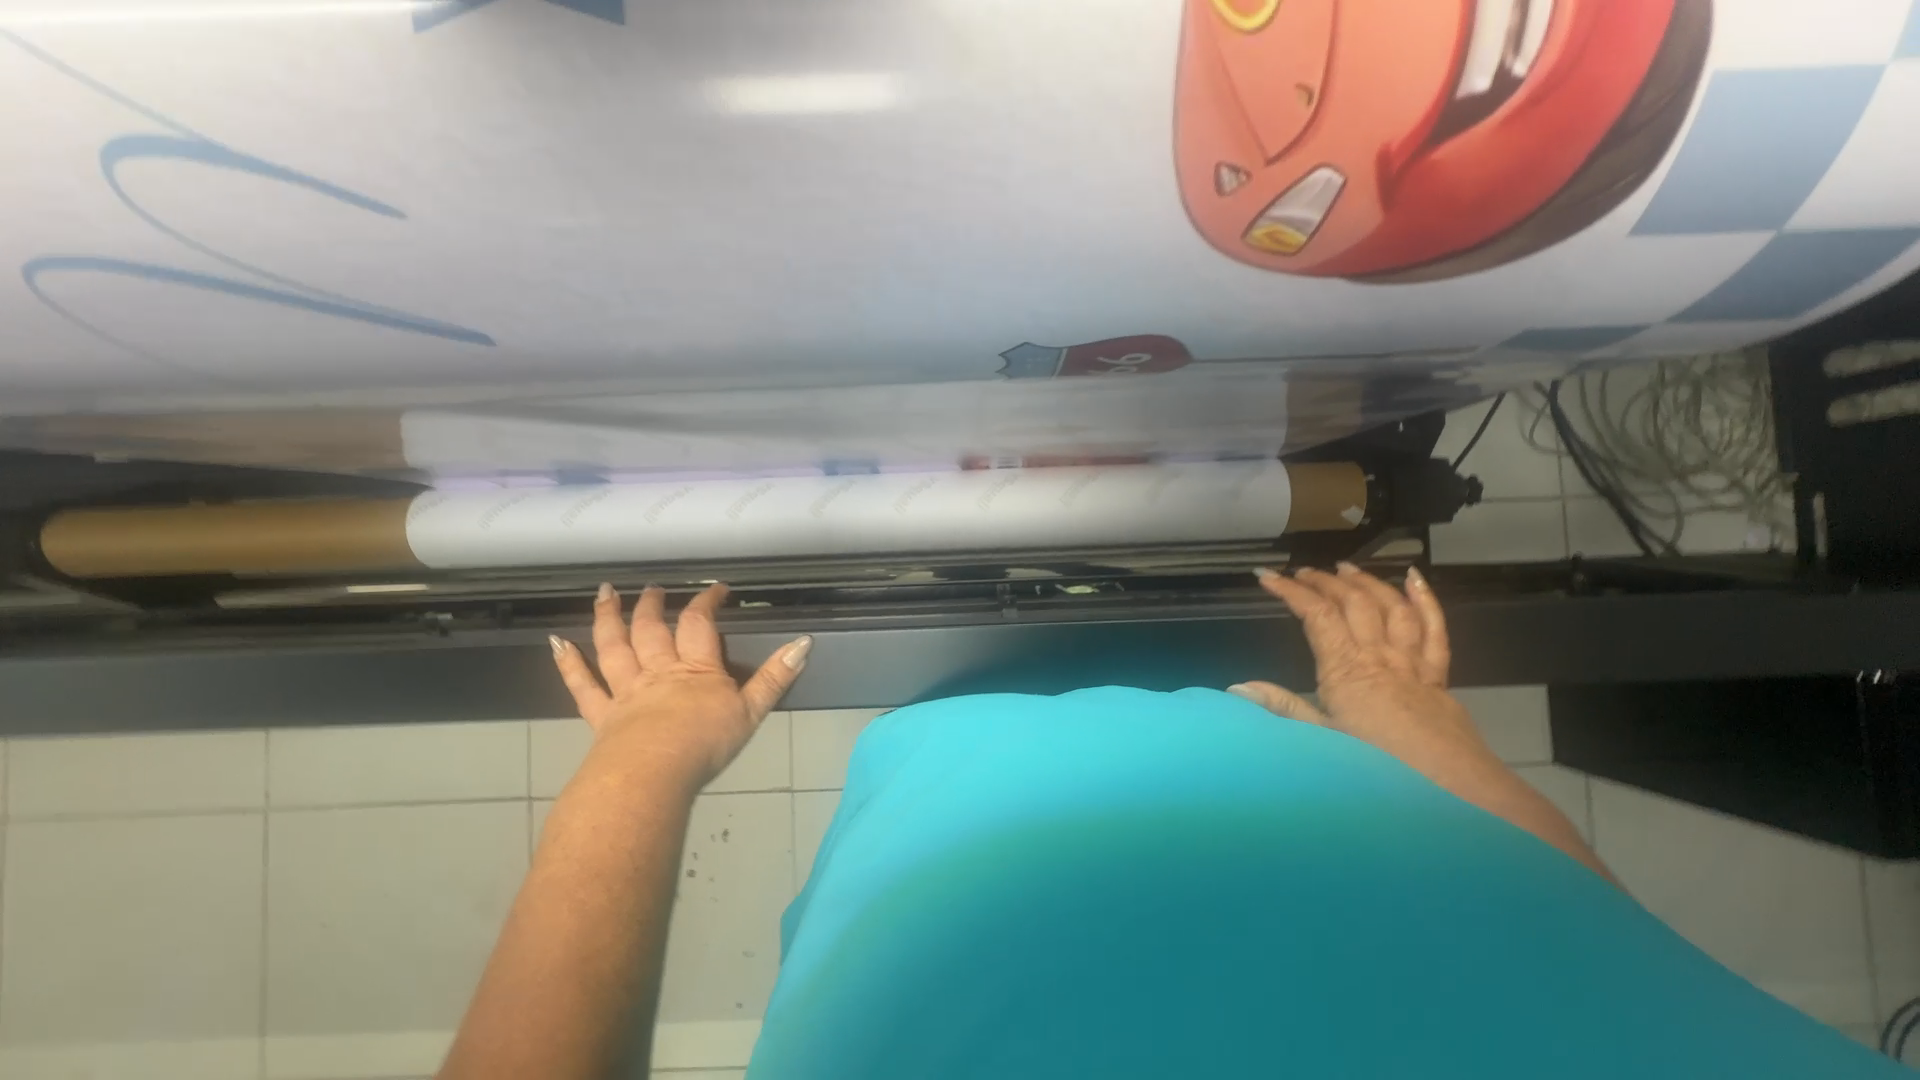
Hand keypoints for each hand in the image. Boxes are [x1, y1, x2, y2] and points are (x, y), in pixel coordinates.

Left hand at [549, 582, 811, 787]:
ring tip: (604, 593)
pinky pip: (582, 685)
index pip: (701, 625)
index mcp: (696, 670)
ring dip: (609, 617)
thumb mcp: (751, 710)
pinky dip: (569, 663)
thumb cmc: (704, 744)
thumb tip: (804, 643)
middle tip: (652, 587)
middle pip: (652, 629)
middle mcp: (658, 672)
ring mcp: (626, 692)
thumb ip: (775, 677)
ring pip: (614, 647)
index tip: (717, 588)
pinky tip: (556, 642)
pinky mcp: (602, 715)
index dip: (708, 602)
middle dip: (653, 605)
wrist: (653, 775)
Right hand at [1231, 563, 1488, 760]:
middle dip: (1325, 581)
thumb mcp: (1322, 740)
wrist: (1451, 790)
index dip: (1290, 591)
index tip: (1267, 575)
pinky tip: (1415, 579)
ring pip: (1391, 608)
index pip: (1316, 616)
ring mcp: (1411, 663)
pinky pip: (1434, 630)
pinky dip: (1424, 600)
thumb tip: (1237, 687)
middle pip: (1353, 603)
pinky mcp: (1437, 676)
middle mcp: (1378, 657)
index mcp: (1345, 670)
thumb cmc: (1380, 769)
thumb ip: (1283, 707)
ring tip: (1346, 567)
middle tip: (1302, 572)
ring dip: (1367, 582)